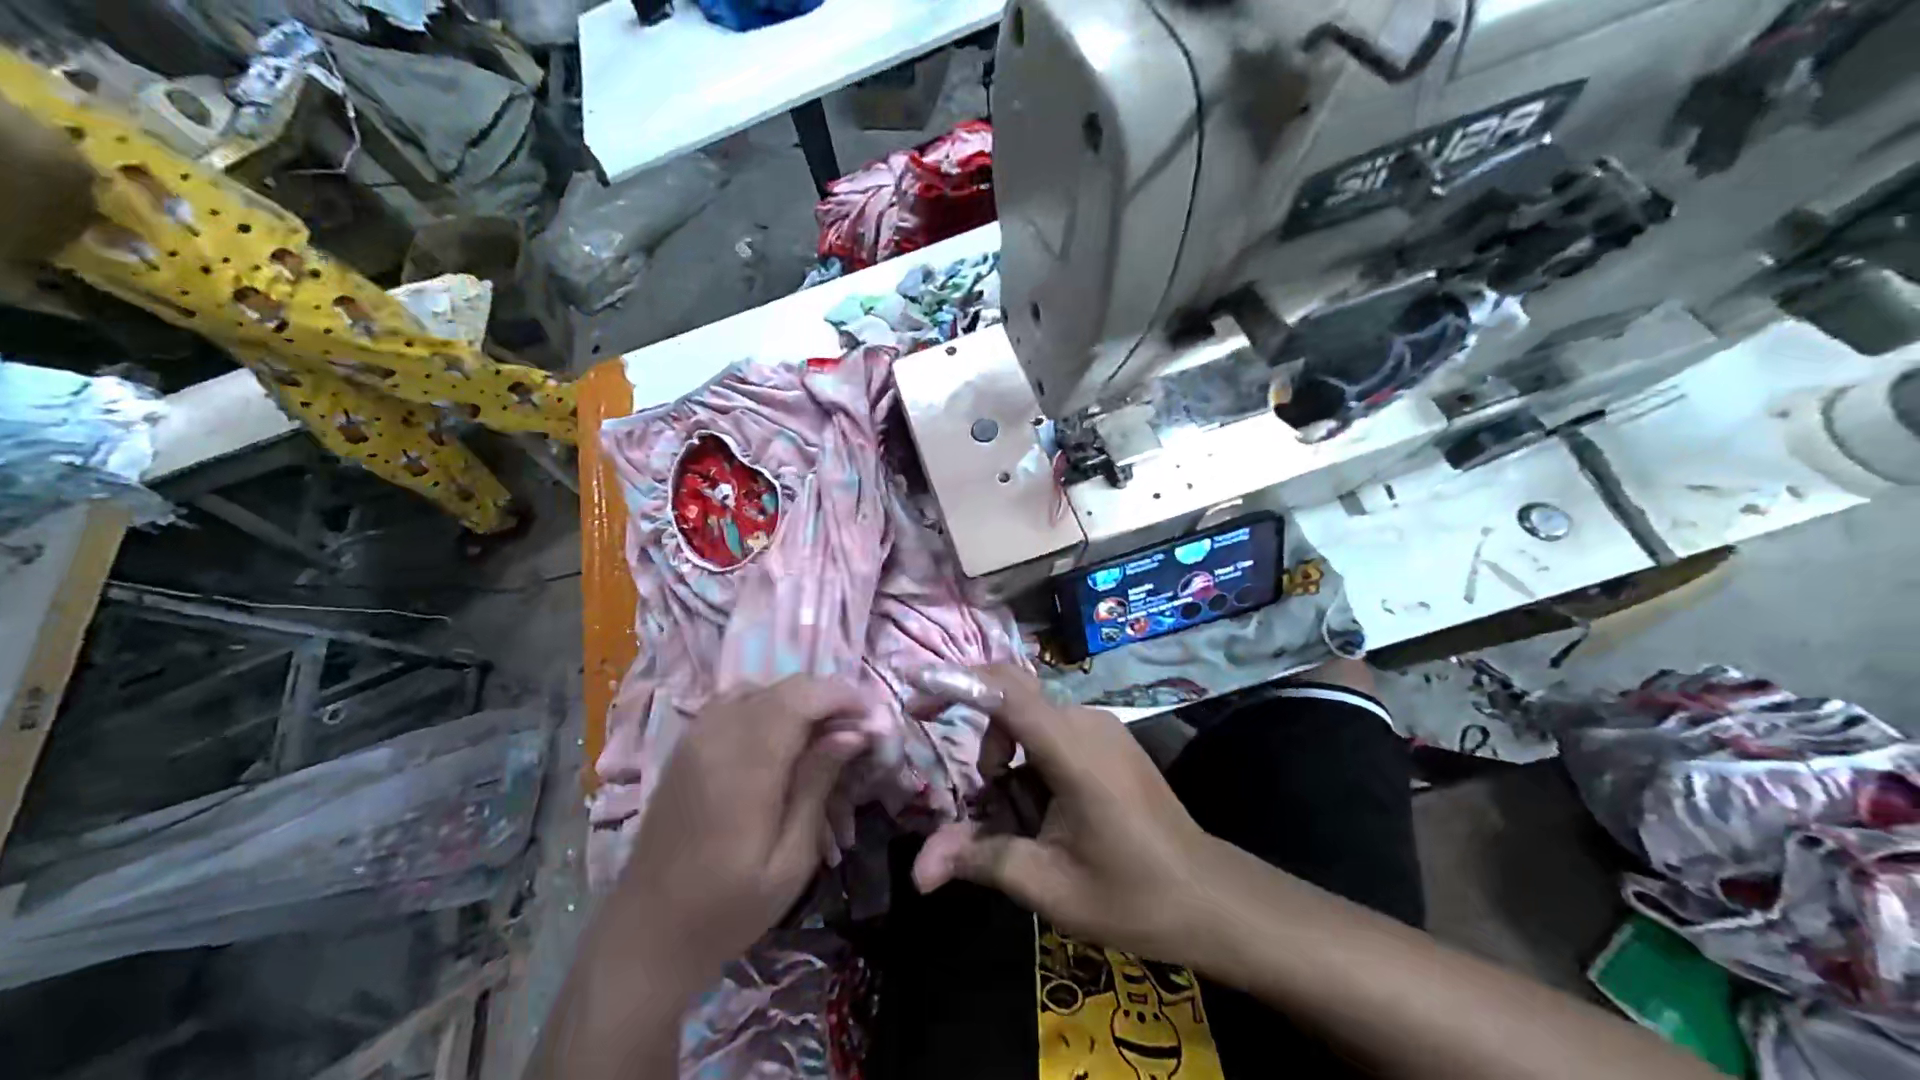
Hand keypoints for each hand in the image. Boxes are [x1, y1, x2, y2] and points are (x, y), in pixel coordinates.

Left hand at [611, 676, 868, 985]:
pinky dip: (765, 710)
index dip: (843, 696)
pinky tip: (780, 746)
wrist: (648, 933)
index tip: (873, 718)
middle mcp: (717, 736)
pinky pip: (732, 705)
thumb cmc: (728, 908)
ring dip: (797, 705)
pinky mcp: (684, 747)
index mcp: (745, 764)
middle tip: (856, 735)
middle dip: (827, 700)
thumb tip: (853, 732)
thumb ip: (818, 784)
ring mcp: (695, 737)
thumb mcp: (791, 858)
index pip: (801, 697)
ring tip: (822, 740)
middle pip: (783, 688)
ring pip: (758, 690)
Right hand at [909, 665, 1224, 963]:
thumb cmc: (1132, 896)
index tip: (914, 694)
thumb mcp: (1047, 885)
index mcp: (1074, 751)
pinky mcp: (1109, 740)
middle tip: (970, 796)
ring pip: (1029, 718)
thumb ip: (980, 859)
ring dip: (1004, 756)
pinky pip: (1052, 731)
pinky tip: (1039, 810)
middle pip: (1012, 701)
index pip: (1005, 693)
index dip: (956, 683)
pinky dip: (1028, 759)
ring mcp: (1102, 728)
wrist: (1210, 898)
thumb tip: (918, 870)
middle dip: (979, 740)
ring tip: (1011, 820)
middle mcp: (1086, 723)